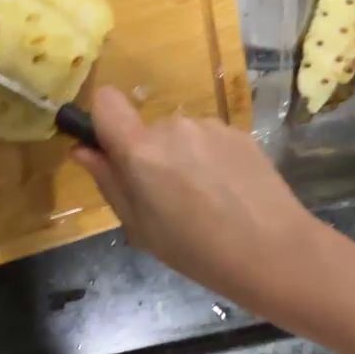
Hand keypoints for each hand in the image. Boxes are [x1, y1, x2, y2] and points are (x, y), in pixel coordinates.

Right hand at [73, 87, 332, 309]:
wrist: (271, 250)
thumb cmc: (194, 251)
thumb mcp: (139, 228)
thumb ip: (109, 183)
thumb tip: (83, 151)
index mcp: (141, 151)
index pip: (106, 102)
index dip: (102, 122)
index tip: (110, 153)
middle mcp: (173, 127)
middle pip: (146, 131)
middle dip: (149, 159)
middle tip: (166, 203)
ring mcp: (210, 126)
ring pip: (180, 138)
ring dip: (182, 161)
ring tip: (203, 203)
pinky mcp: (239, 133)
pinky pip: (209, 142)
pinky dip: (210, 163)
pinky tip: (227, 195)